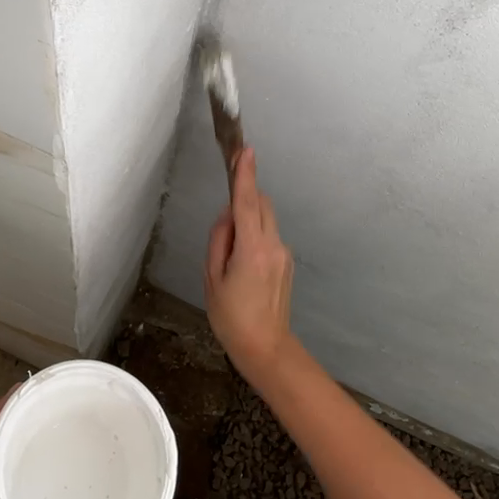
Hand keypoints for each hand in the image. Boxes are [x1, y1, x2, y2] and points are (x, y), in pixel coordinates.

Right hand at [204, 147, 296, 388]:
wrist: (266, 347)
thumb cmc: (231, 316)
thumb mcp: (212, 277)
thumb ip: (219, 240)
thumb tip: (228, 217)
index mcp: (251, 248)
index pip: (246, 201)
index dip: (245, 174)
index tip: (245, 150)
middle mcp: (273, 245)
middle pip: (260, 204)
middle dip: (244, 198)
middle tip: (223, 227)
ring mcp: (284, 253)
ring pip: (265, 219)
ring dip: (248, 220)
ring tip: (230, 257)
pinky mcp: (287, 262)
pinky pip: (268, 236)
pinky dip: (254, 236)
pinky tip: (243, 267)